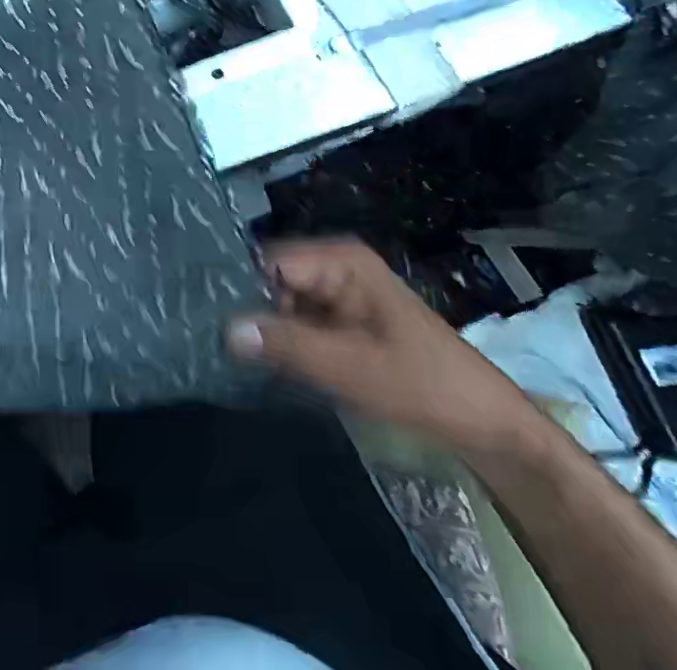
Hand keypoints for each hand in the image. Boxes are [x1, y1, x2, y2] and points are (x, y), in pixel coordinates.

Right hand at [228, 239, 539, 453]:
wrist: (475, 416)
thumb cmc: (420, 383)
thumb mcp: (350, 366)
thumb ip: (288, 345)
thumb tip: (226, 328)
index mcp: (341, 261)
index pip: (270, 260)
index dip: (237, 287)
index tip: (201, 318)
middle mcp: (336, 267)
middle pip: (272, 280)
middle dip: (247, 310)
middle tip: (207, 345)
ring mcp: (340, 294)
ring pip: (282, 304)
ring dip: (262, 330)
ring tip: (223, 356)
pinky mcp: (342, 321)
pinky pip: (298, 324)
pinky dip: (282, 343)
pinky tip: (257, 364)